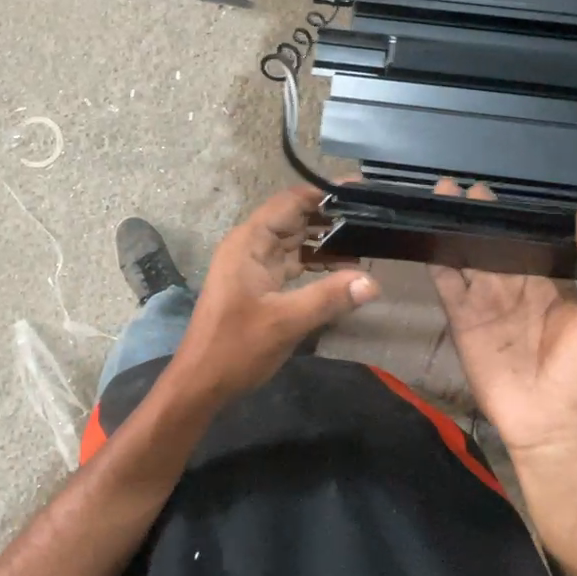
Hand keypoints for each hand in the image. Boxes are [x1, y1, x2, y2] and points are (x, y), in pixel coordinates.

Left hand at [166, 186, 380, 406]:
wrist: (201, 382)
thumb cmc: (236, 347)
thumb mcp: (287, 321)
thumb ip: (330, 297)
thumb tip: (372, 281)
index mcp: (249, 242)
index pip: (290, 201)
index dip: (323, 194)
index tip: (360, 193)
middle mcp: (250, 245)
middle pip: (294, 218)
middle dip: (330, 217)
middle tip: (374, 218)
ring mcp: (252, 265)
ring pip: (294, 241)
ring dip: (326, 242)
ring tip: (368, 241)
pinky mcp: (258, 285)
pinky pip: (291, 263)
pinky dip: (315, 263)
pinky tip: (345, 271)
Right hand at [427, 179, 576, 459]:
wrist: (556, 425)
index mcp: (553, 282)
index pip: (532, 238)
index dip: (516, 213)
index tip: (503, 186)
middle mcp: (516, 286)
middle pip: (494, 241)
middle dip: (479, 214)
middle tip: (461, 186)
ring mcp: (486, 302)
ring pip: (467, 255)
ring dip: (455, 227)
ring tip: (440, 196)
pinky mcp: (462, 319)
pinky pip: (447, 282)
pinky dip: (436, 258)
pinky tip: (426, 233)